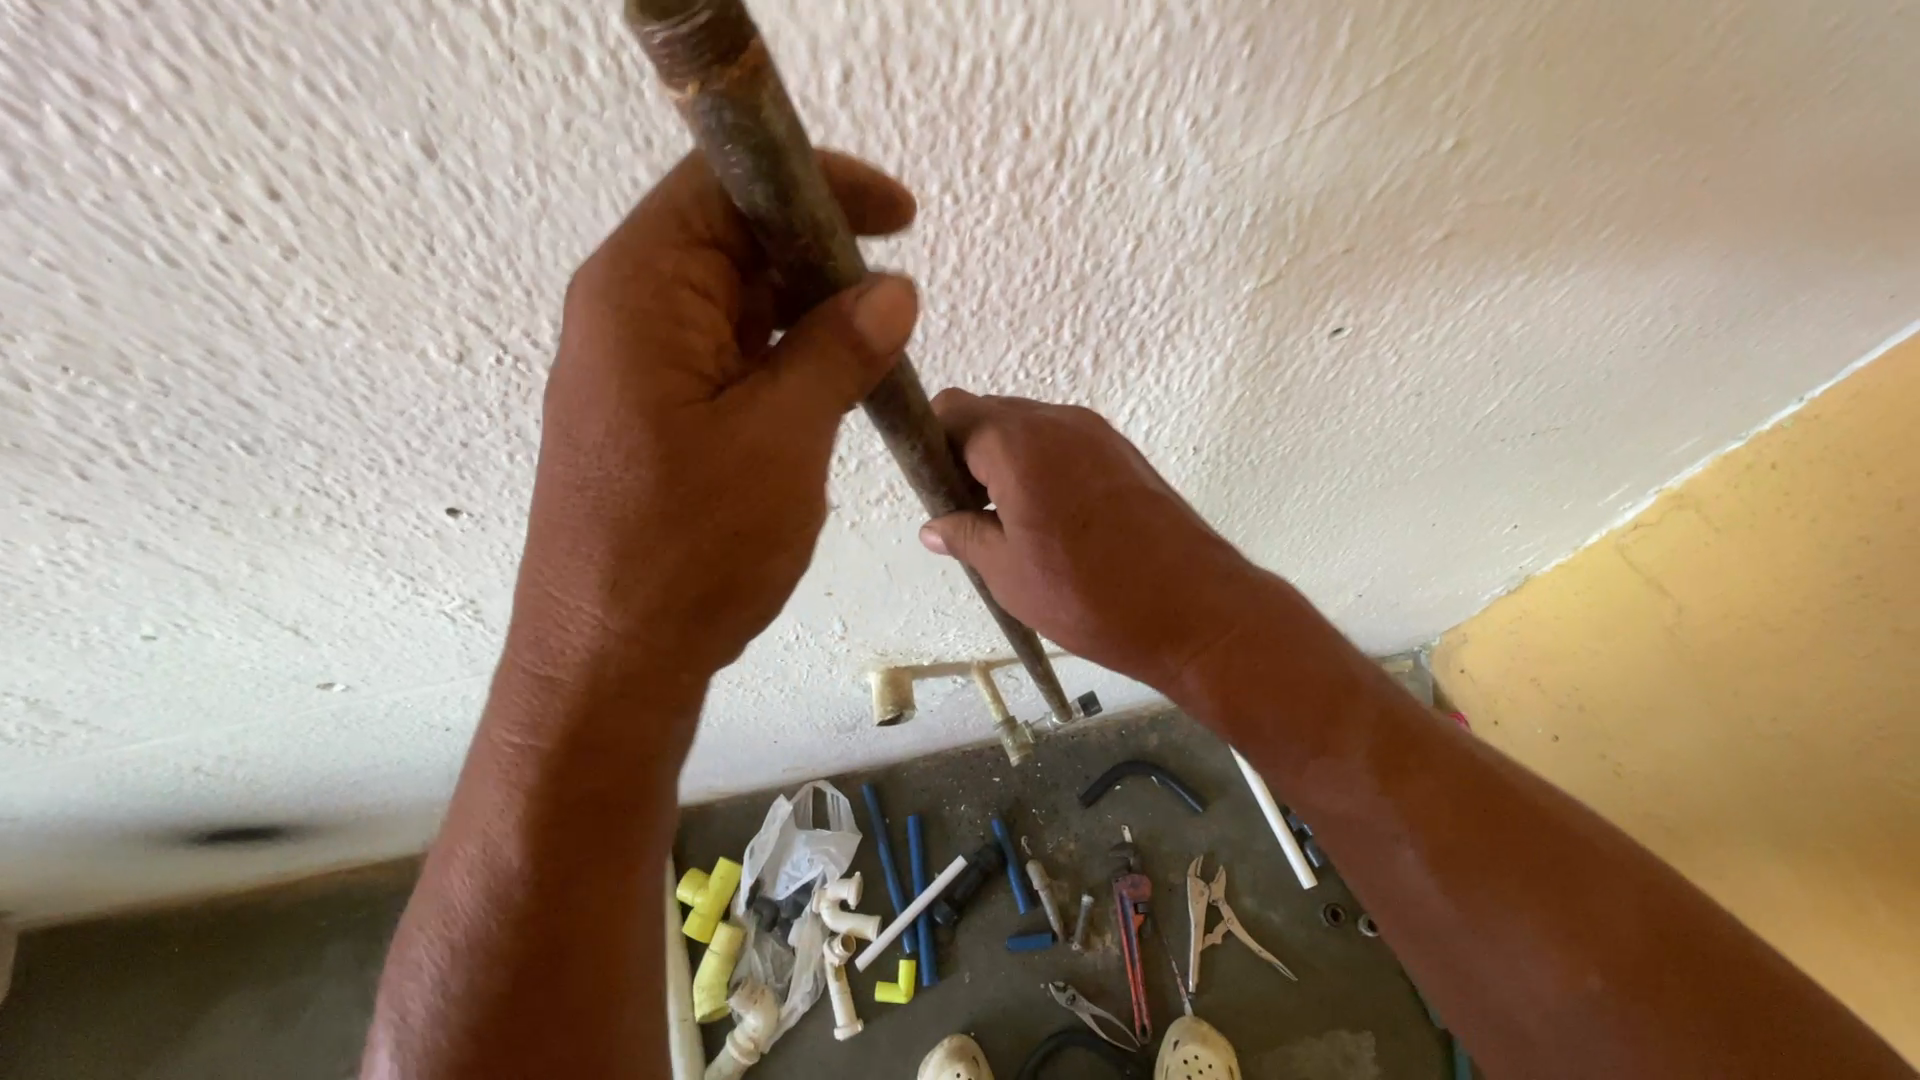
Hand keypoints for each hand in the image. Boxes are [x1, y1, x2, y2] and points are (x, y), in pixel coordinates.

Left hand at [508, 152, 918, 682]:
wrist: (612, 659)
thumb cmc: (689, 547)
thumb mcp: (781, 438)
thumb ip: (837, 351)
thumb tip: (893, 291)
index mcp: (640, 291)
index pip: (725, 183)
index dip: (819, 183)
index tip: (900, 218)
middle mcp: (629, 313)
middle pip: (732, 240)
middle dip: (822, 259)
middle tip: (896, 301)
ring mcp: (640, 368)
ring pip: (737, 305)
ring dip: (810, 317)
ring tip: (877, 353)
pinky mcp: (657, 416)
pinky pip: (730, 359)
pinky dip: (786, 362)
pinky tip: (834, 392)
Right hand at [919, 391, 1275, 692]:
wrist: (1197, 611)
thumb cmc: (1090, 596)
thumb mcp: (1009, 574)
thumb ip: (965, 536)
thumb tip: (934, 526)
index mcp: (1018, 444)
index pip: (951, 412)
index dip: (932, 449)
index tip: (938, 496)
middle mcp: (1058, 421)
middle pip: (989, 415)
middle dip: (966, 456)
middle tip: (969, 516)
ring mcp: (1097, 434)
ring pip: (1027, 430)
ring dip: (1005, 463)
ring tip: (1011, 525)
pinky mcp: (1124, 454)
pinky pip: (1063, 444)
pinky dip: (1041, 468)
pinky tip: (1051, 522)